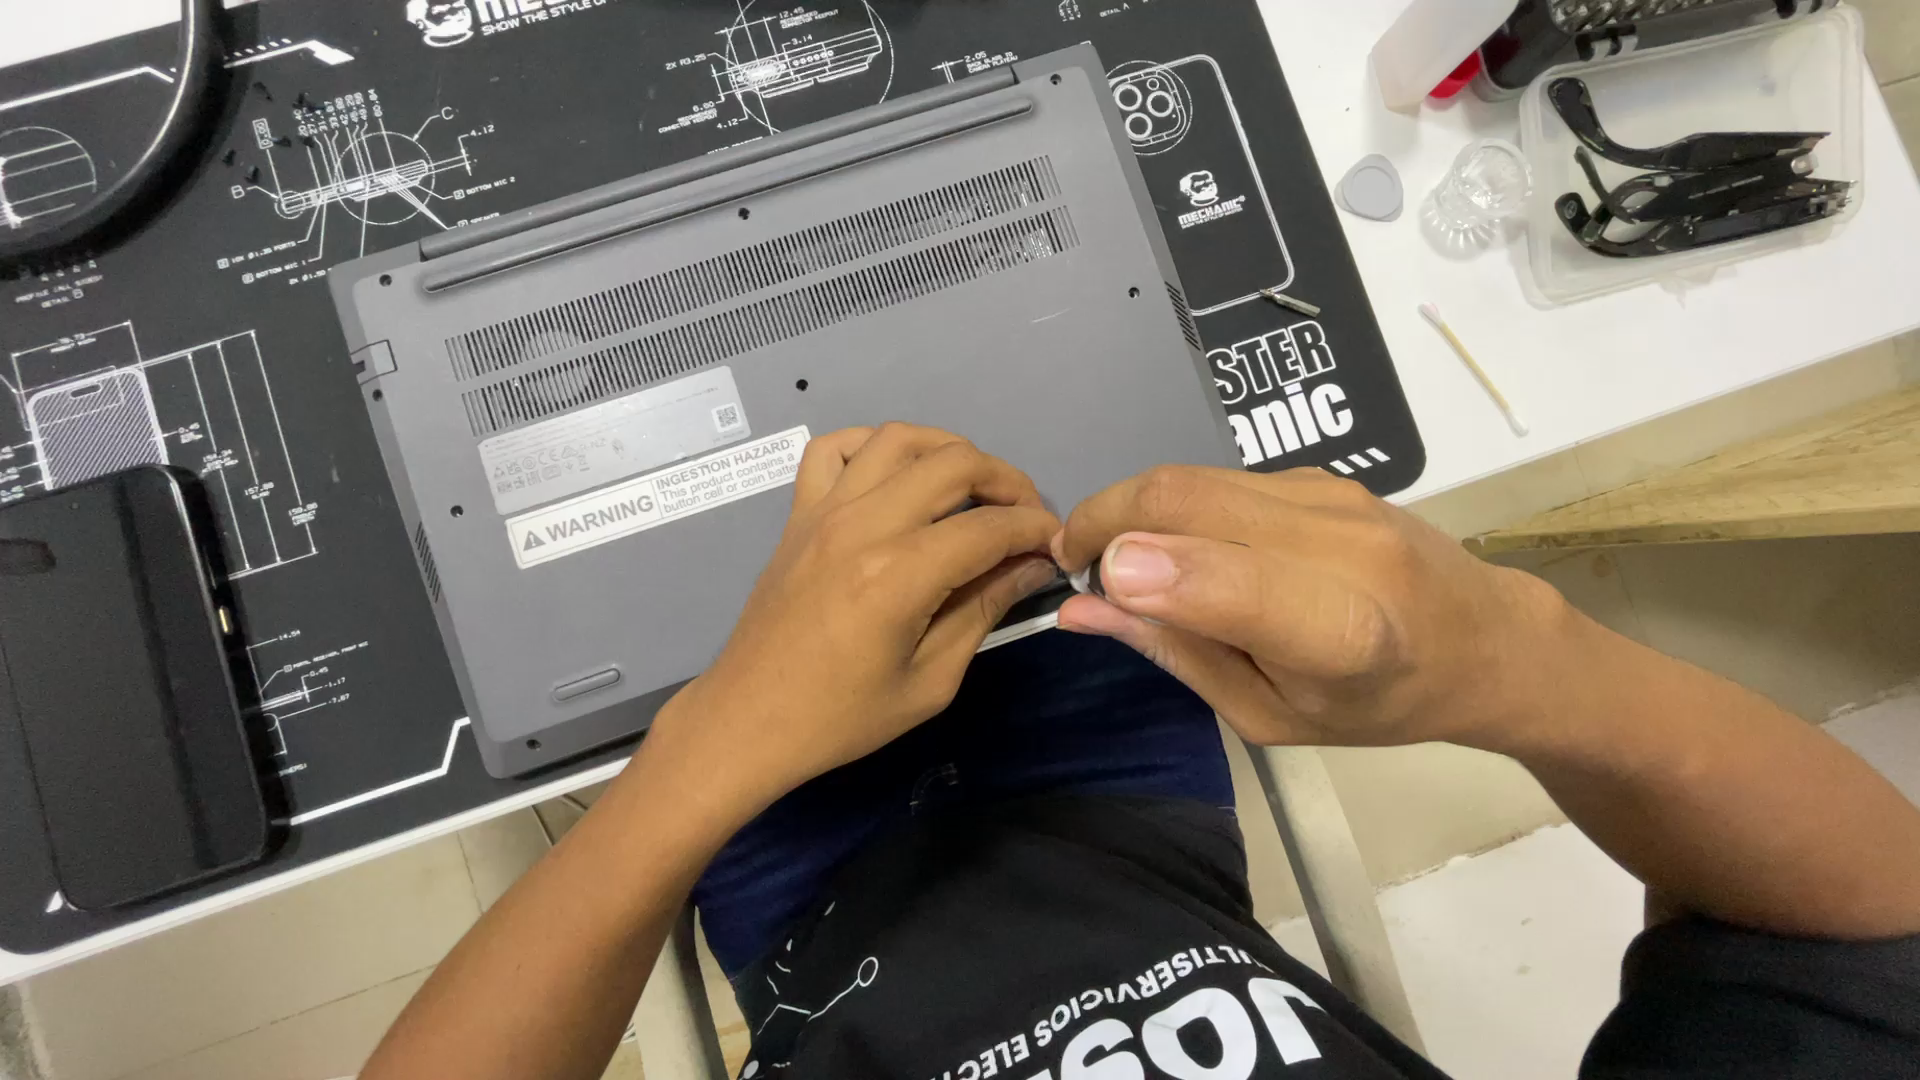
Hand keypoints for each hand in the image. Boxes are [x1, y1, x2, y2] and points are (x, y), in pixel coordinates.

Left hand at [650, 424, 1060, 813]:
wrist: (748, 722)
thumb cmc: (842, 717)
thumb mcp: (931, 680)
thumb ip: (984, 610)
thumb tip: (1032, 567)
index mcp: (898, 574)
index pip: (988, 528)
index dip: (1034, 530)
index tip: (1056, 545)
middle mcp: (862, 524)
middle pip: (953, 464)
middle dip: (1006, 482)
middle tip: (1025, 517)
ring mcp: (824, 510)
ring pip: (899, 440)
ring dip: (949, 452)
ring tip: (973, 487)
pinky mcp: (798, 513)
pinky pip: (833, 449)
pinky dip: (873, 447)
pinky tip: (897, 475)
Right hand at [1052, 466, 1561, 752]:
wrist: (1486, 638)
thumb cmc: (1378, 704)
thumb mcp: (1268, 714)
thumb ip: (1174, 653)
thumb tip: (1079, 610)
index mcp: (1342, 631)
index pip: (1224, 580)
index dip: (1136, 572)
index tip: (1077, 585)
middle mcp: (1339, 543)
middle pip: (1182, 497)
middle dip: (1100, 518)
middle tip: (1071, 563)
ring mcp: (1330, 494)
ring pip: (1189, 477)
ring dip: (1128, 508)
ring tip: (1112, 556)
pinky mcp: (1318, 473)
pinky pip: (1215, 478)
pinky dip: (1168, 505)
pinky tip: (1170, 544)